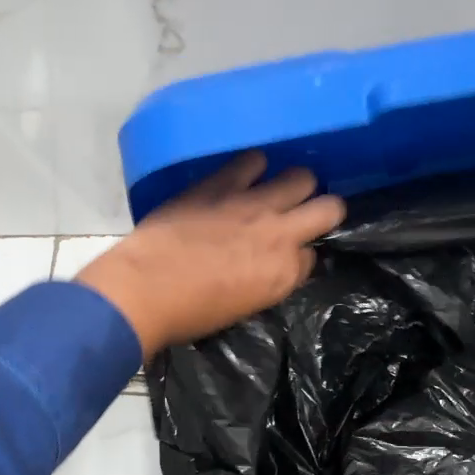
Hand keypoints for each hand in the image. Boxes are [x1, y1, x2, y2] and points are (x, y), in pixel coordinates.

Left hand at [78, 152, 346, 356]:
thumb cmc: (189, 314)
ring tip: (275, 192)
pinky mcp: (222, 184)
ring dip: (294, 185)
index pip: (313, 255)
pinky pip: (253, 161)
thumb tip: (268, 266)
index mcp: (284, 274)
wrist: (144, 290)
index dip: (301, 253)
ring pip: (300, 177)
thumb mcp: (243, 308)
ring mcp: (253, 204)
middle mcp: (280, 234)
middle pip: (329, 208)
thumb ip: (266, 281)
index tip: (288, 256)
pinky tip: (244, 174)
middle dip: (323, 210)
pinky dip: (253, 166)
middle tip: (303, 214)